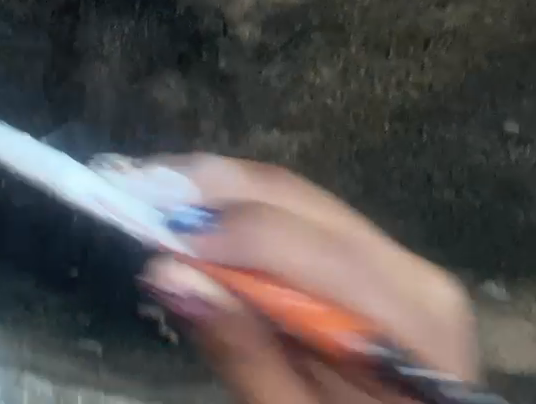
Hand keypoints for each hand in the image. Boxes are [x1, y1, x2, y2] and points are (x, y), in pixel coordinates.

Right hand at [134, 154, 479, 402]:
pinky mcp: (352, 247)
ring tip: (135, 184)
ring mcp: (382, 249)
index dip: (234, 236)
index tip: (157, 236)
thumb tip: (167, 271)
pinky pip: (278, 204)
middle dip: (202, 187)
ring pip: (278, 189)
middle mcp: (404, 265)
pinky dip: (219, 199)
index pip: (317, 253)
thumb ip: (244, 352)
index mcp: (412, 319)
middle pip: (290, 200)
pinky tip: (174, 201)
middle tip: (123, 182)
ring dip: (201, 185)